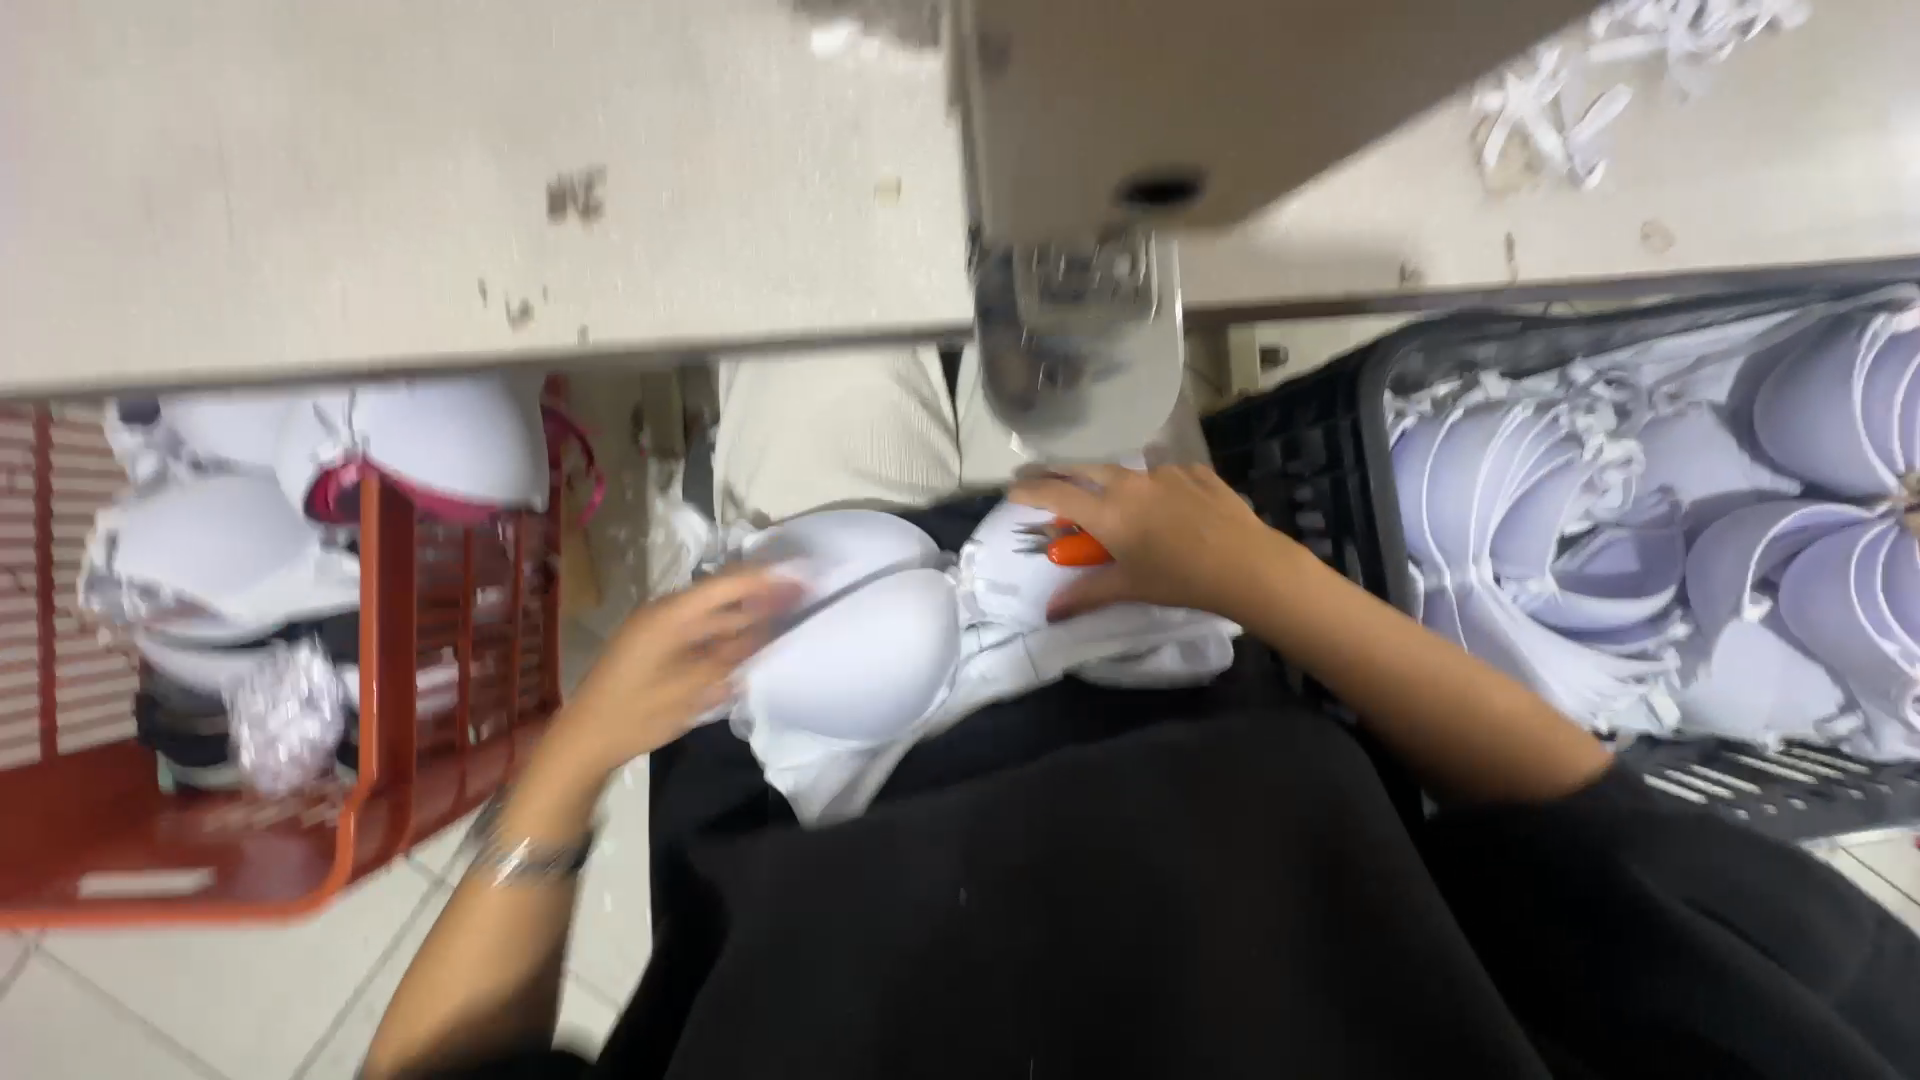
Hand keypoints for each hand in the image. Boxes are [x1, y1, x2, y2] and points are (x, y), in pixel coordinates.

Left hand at [543, 570, 801, 776]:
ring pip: (716, 612)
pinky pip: (704, 628)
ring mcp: (662, 628)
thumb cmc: (635, 715)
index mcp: (671, 615)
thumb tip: (771, 629)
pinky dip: (731, 630)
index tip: (803, 577)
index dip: (769, 578)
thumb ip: (734, 655)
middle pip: (724, 593)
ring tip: (790, 611)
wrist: (583, 741)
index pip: (729, 584)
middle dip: (765, 592)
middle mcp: (667, 612)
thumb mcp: (692, 689)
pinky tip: (755, 637)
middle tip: (806, 594)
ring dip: (750, 611)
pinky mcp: (661, 645)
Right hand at [1008, 464, 1292, 620]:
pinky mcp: (1196, 472)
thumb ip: (1086, 594)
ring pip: (1127, 471)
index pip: (1055, 494)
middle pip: (1083, 470)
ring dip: (1111, 481)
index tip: (1012, 489)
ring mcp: (1165, 472)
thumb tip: (1051, 611)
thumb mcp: (1129, 587)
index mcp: (1107, 511)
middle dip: (1059, 473)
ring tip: (1114, 496)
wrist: (1247, 564)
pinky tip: (1167, 502)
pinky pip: (1165, 474)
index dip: (1030, 490)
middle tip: (1045, 478)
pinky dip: (1155, 485)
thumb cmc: (1180, 579)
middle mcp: (1130, 483)